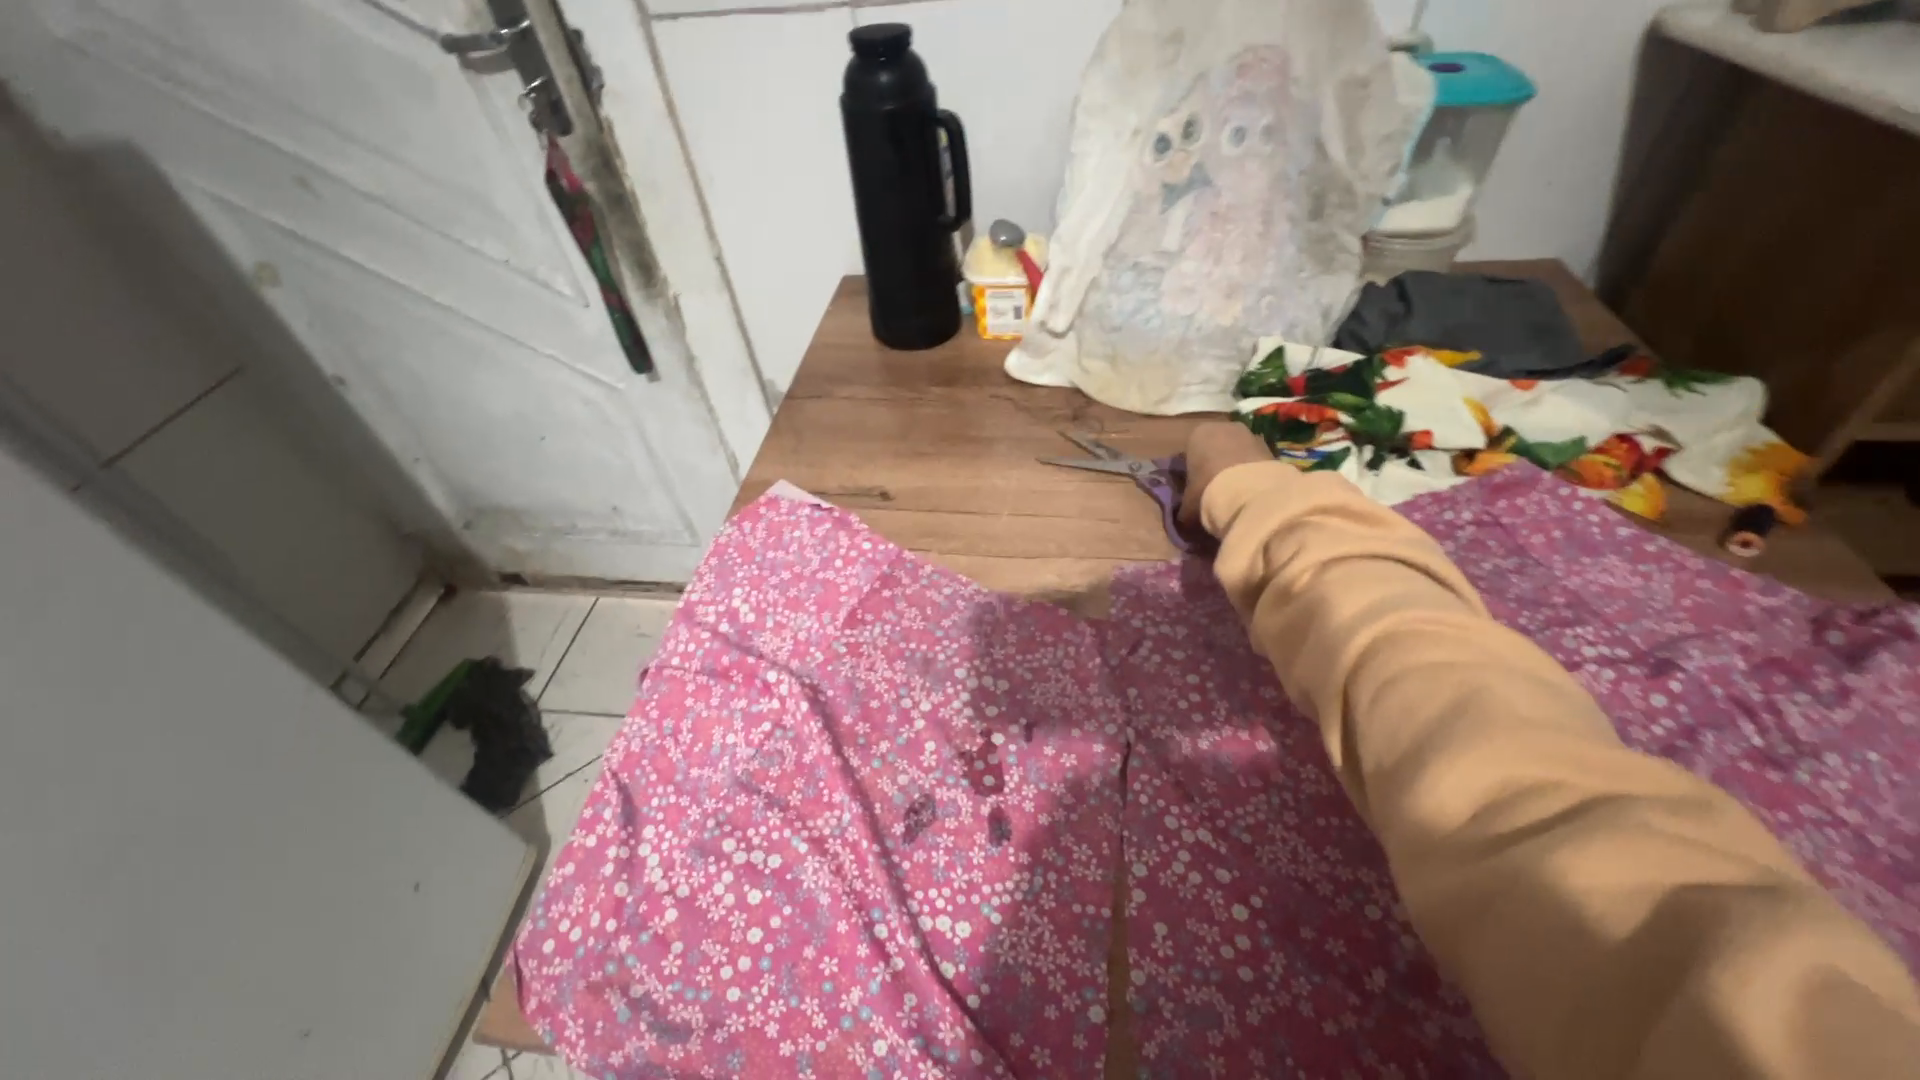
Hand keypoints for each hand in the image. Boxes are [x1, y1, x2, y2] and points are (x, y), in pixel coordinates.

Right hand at [1179, 421, 1273, 528]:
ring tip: (1234, 494)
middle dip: (1214, 466)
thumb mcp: (1188, 504)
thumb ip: (1185, 506)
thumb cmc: (1208, 491)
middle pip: (1215, 448)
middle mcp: (1223, 427)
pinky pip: (1255, 461)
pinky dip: (1252, 473)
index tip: (1192, 489)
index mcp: (1197, 434)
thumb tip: (1184, 516)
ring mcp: (1250, 434)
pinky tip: (1251, 492)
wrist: (1250, 493)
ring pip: (1237, 452)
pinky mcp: (1271, 447)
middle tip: (1213, 491)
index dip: (1190, 472)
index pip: (1189, 452)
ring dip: (1235, 468)